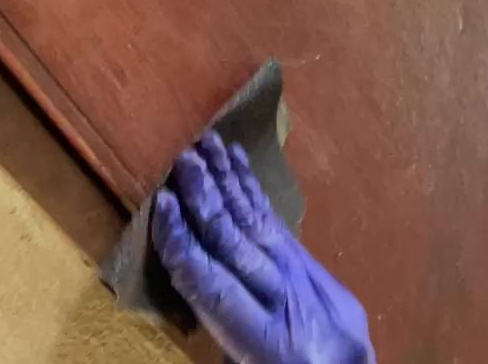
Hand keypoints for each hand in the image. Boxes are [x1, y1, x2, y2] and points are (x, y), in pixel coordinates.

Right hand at [154, 132, 375, 363]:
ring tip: (207, 143)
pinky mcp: (325, 274)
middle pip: (241, 244)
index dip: (184, 245)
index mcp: (271, 348)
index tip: (162, 203)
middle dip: (208, 199)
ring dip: (230, 180)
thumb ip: (220, 324)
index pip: (214, 286)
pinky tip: (238, 162)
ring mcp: (315, 286)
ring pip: (262, 224)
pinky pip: (281, 227)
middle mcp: (293, 308)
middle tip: (184, 158)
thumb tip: (187, 262)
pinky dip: (255, 192)